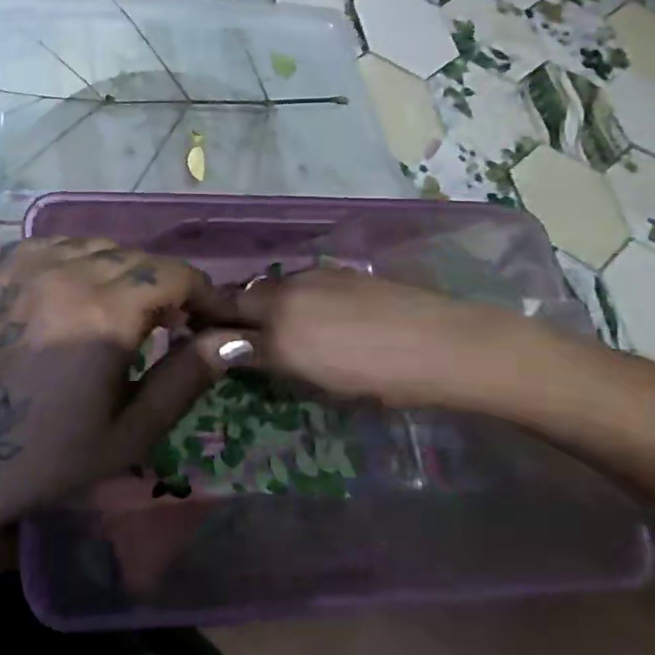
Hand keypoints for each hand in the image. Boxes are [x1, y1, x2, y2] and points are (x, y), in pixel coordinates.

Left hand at [0, 238, 242, 549]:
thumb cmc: (53, 454)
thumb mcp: (132, 430)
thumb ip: (186, 376)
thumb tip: (237, 338)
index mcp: (103, 314)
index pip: (174, 275)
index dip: (204, 293)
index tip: (214, 319)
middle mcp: (67, 274)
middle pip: (139, 258)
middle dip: (167, 285)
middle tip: (176, 324)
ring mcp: (30, 266)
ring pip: (101, 246)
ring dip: (126, 271)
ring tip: (130, 311)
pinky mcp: (5, 268)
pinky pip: (61, 245)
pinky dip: (84, 260)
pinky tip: (84, 293)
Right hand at [233, 266, 556, 408]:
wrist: (446, 345)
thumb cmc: (383, 381)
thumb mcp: (319, 384)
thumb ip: (270, 362)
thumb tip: (233, 352)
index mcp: (277, 329)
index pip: (223, 322)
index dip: (210, 331)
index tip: (208, 343)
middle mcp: (285, 295)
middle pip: (241, 298)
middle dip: (233, 314)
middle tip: (246, 339)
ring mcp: (312, 277)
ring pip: (270, 289)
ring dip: (265, 305)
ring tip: (287, 329)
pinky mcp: (337, 270)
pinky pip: (298, 282)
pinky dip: (294, 297)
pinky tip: (321, 315)